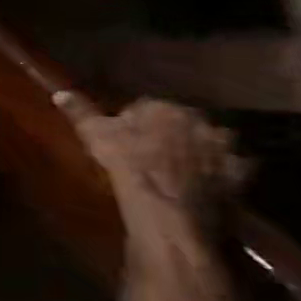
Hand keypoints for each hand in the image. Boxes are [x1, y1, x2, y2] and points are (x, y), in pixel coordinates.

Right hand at [56, 93, 248, 272]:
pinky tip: (204, 180)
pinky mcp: (240, 175)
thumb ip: (80, 111)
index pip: (146, 106)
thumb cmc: (127, 165)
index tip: (121, 136)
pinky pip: (230, 167)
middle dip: (168, 131)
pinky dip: (219, 171)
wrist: (167, 208)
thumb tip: (60, 92)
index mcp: (165, 108)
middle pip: (181, 122)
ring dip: (198, 149)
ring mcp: (225, 149)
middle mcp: (201, 121)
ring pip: (209, 142)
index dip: (132, 121)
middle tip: (149, 149)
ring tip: (179, 165)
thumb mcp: (94, 135)